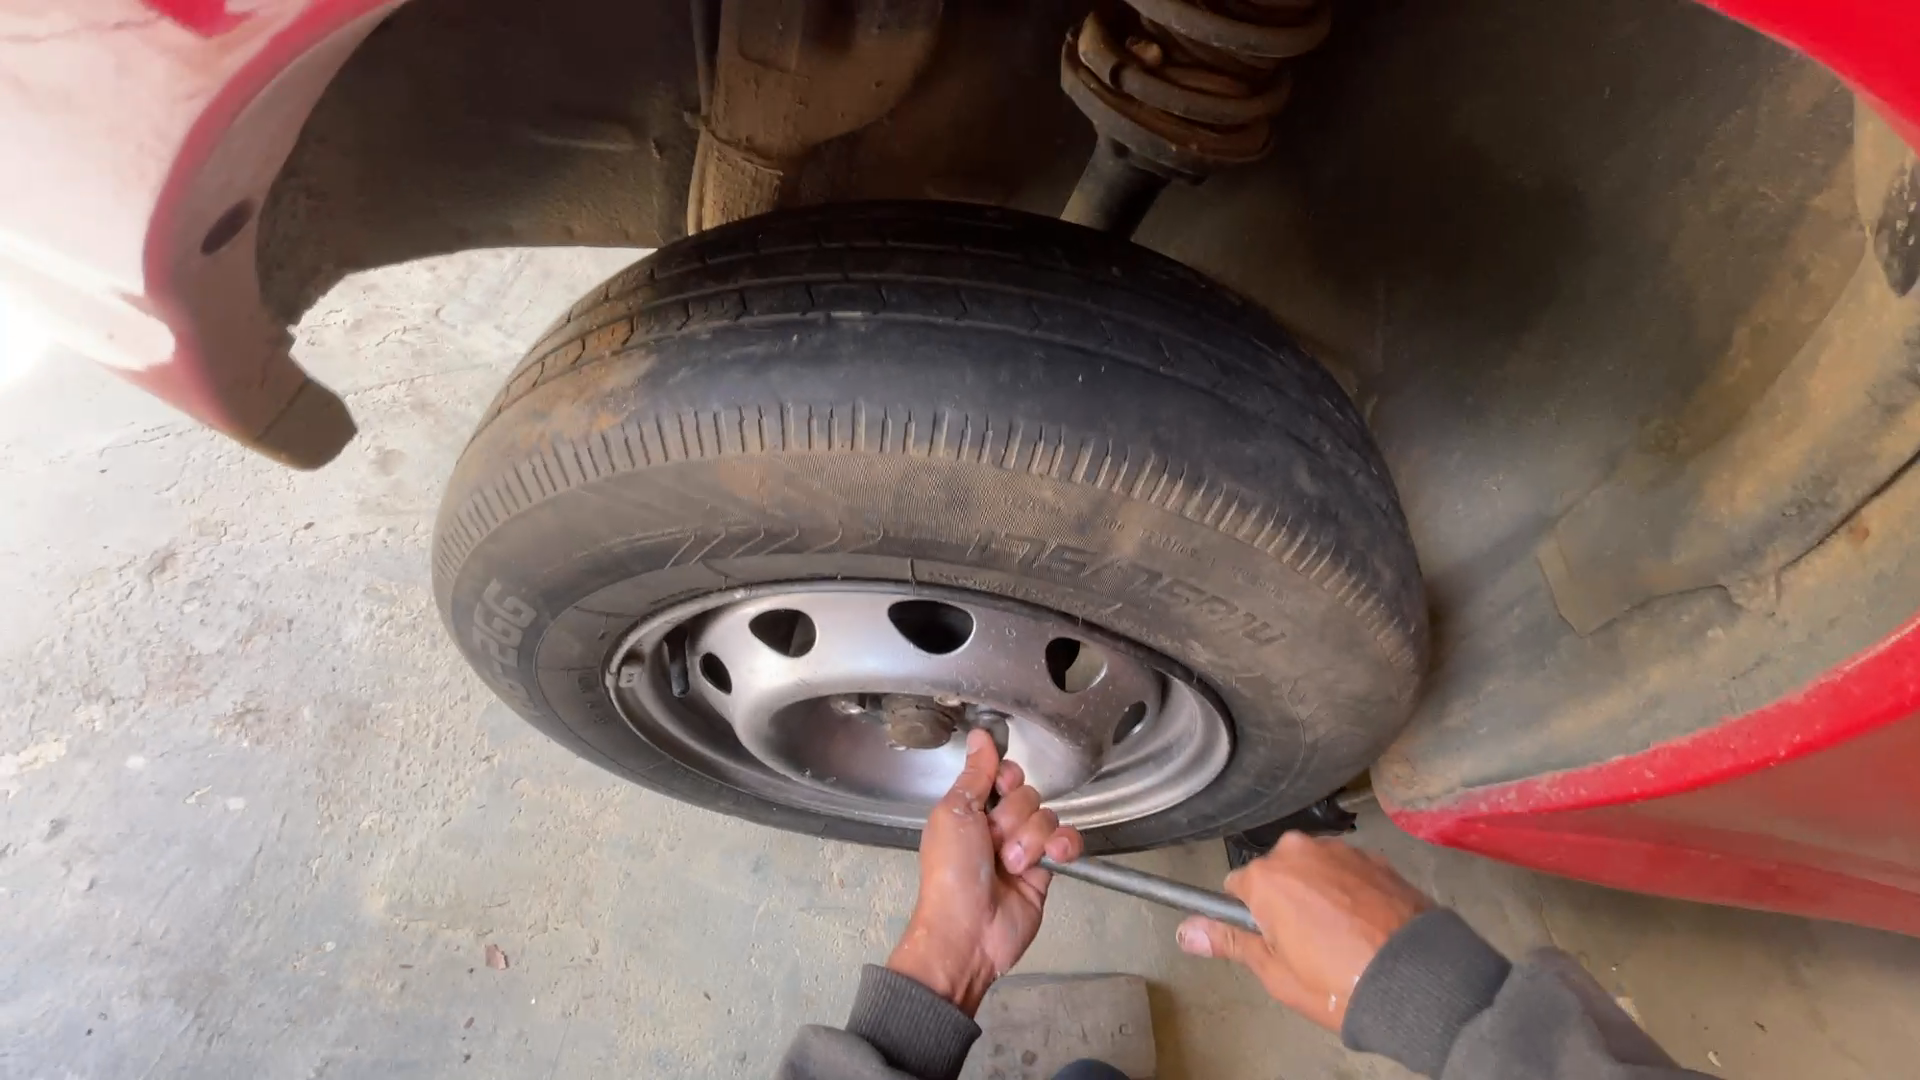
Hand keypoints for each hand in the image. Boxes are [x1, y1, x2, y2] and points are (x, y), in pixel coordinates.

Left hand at [886, 728, 1084, 1015]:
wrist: (967, 931)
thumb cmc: (951, 871)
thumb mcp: (955, 812)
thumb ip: (975, 773)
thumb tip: (981, 735)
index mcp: (971, 807)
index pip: (1003, 773)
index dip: (1006, 778)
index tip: (1000, 789)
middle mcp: (998, 824)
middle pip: (1027, 794)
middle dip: (1014, 817)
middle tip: (994, 841)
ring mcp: (1024, 847)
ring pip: (1047, 817)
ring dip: (1031, 839)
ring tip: (1011, 865)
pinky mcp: (1046, 870)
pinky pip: (1067, 841)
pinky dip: (1064, 845)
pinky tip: (1053, 856)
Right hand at [1176, 831, 1430, 1031]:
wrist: (1421, 982)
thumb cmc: (1340, 984)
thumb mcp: (1276, 974)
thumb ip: (1228, 941)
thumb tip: (1184, 931)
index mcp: (1264, 877)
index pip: (1235, 888)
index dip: (1251, 917)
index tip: (1272, 941)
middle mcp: (1296, 850)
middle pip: (1275, 872)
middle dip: (1284, 899)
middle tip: (1310, 944)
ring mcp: (1337, 850)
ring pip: (1311, 868)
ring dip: (1317, 890)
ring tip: (1345, 935)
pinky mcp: (1374, 857)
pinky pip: (1347, 869)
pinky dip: (1350, 889)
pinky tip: (1368, 923)